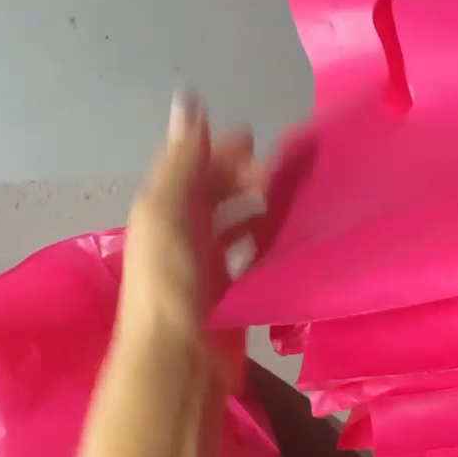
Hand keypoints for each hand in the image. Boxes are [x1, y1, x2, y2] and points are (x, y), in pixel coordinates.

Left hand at [121, 92, 269, 336]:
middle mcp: (186, 233)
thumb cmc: (171, 283)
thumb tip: (189, 100)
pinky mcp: (235, 292)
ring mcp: (212, 265)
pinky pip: (254, 258)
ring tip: (292, 200)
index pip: (192, 167)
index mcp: (165, 209)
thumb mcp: (168, 212)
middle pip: (216, 193)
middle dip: (244, 176)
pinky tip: (290, 240)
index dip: (219, 149)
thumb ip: (183, 161)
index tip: (258, 139)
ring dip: (260, 208)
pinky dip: (269, 244)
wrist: (181, 357)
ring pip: (238, 224)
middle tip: (282, 171)